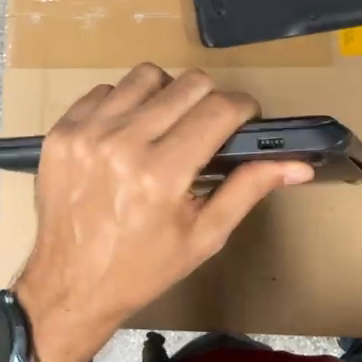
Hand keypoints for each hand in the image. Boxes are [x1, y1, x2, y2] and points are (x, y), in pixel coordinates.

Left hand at [13, 64, 315, 361]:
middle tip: (207, 126)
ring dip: (166, 94)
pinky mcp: (62, 130)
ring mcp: (87, 132)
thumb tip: (299, 164)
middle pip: (187, 83)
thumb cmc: (143, 267)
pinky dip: (124, 104)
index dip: (243, 108)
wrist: (69, 284)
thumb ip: (248, 189)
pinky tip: (127, 133)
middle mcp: (123, 143)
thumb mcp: (203, 236)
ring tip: (166, 125)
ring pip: (146, 76)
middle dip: (209, 99)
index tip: (245, 119)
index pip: (219, 109)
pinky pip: (105, 91)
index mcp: (162, 173)